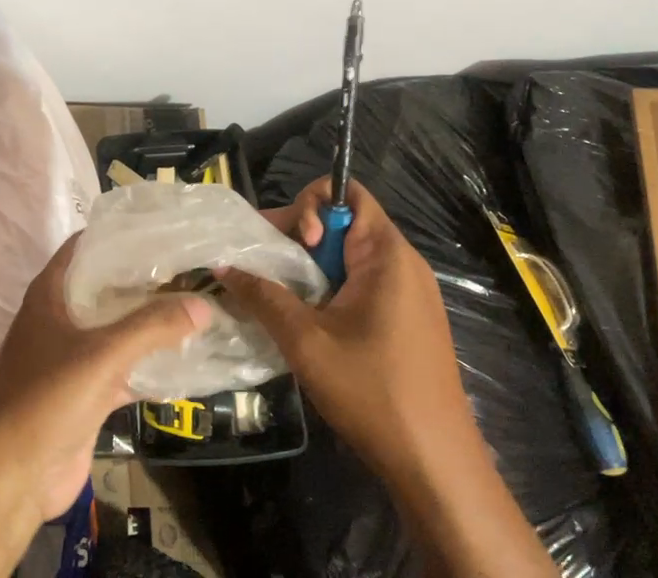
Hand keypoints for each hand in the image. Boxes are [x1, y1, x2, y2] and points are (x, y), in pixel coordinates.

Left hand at [0, 232, 212, 519]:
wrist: (12, 474)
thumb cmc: (47, 398)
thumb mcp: (102, 354)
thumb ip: (152, 327)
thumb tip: (204, 303)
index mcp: (49, 295)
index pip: (83, 248)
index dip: (118, 235)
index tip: (162, 228)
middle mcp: (58, 320)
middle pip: (105, 289)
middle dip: (144, 282)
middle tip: (193, 269)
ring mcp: (71, 358)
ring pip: (116, 331)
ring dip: (150, 324)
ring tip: (199, 307)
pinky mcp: (85, 394)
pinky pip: (123, 370)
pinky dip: (150, 366)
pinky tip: (189, 362)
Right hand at [237, 178, 556, 577]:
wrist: (434, 462)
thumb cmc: (371, 391)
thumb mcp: (305, 341)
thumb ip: (263, 296)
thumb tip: (223, 266)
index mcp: (387, 255)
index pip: (347, 194)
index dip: (310, 207)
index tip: (293, 247)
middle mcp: (403, 264)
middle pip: (345, 223)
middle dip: (299, 239)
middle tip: (265, 272)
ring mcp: (409, 294)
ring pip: (349, 257)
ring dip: (310, 269)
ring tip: (279, 298)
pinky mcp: (407, 320)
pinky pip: (362, 284)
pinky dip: (330, 290)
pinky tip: (307, 322)